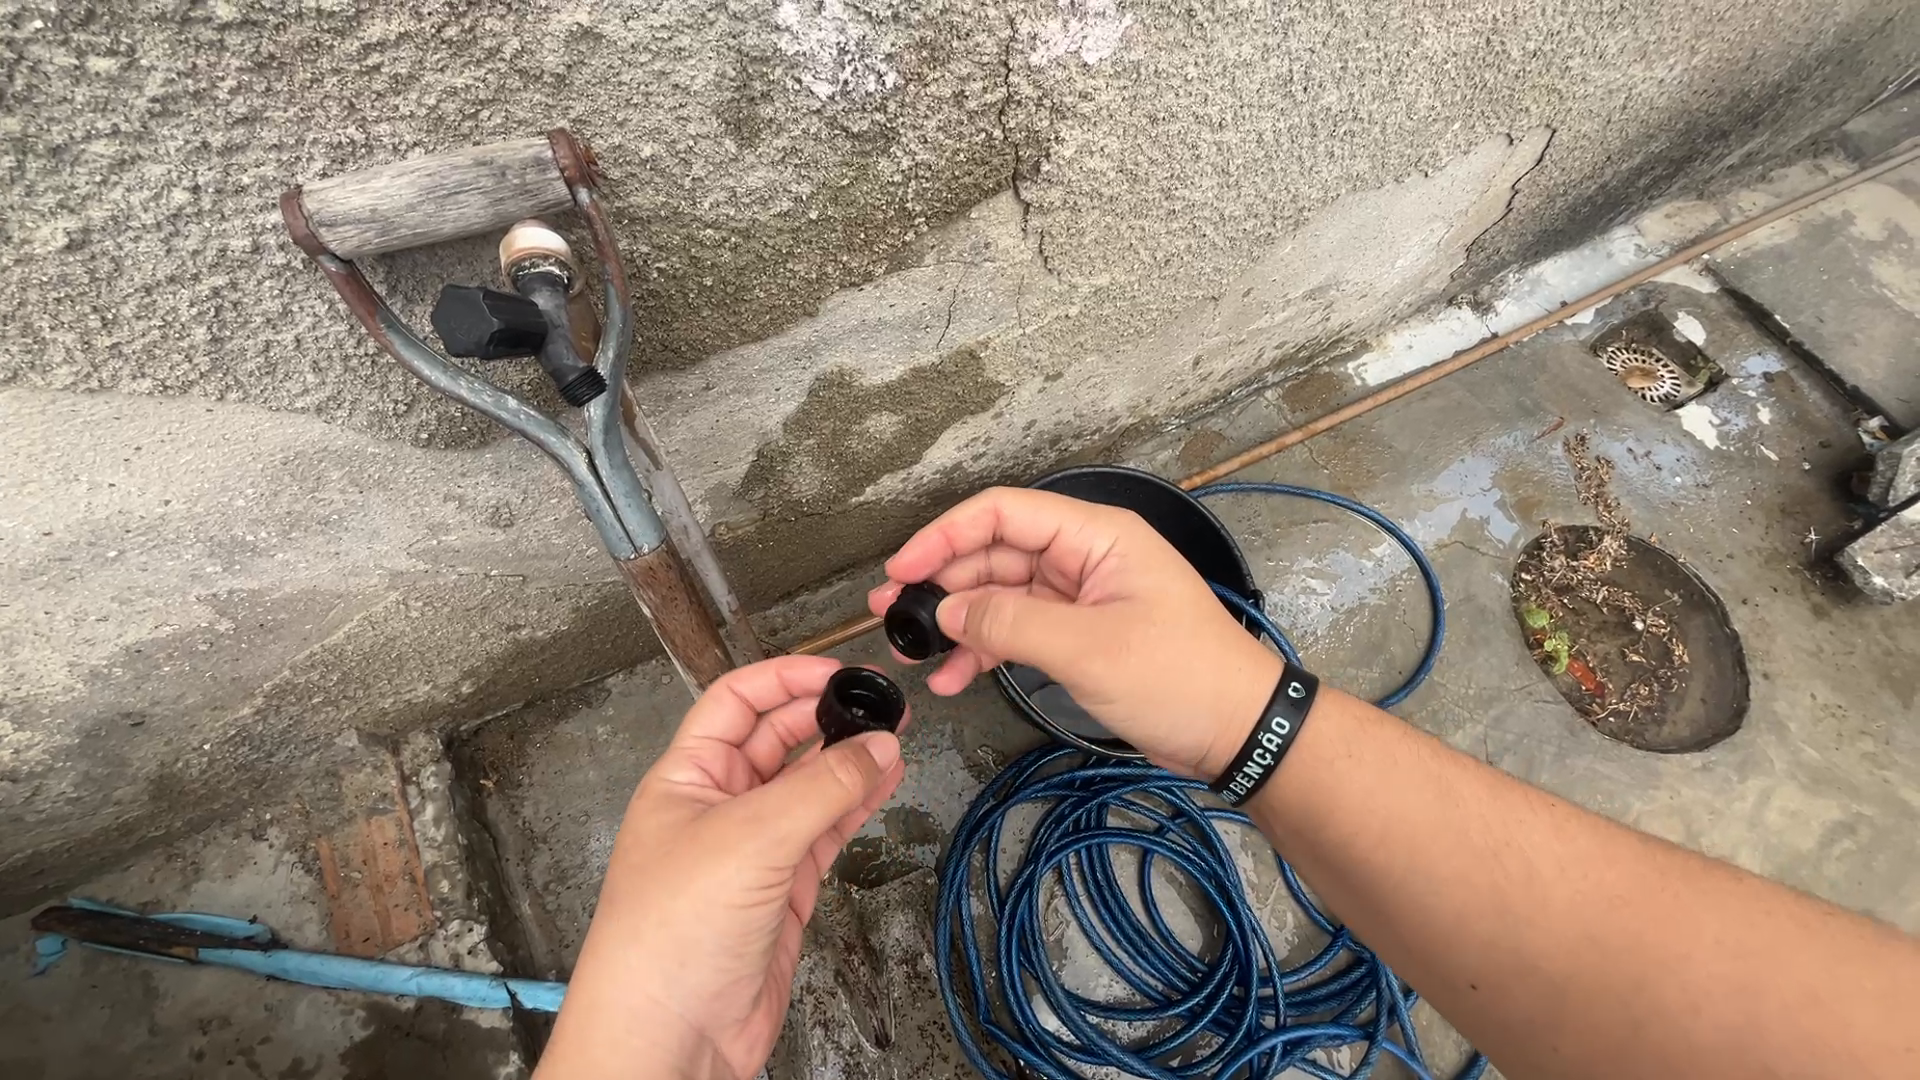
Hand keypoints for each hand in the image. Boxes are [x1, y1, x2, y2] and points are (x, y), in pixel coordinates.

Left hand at [536, 655, 905, 1079]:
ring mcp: (755, 843)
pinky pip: (827, 826)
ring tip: (894, 737)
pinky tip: (885, 781)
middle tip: (879, 703)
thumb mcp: (751, 839)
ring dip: (850, 758)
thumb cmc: (672, 934)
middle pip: (779, 737)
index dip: (785, 678)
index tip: (837, 673)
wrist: (672, 1043)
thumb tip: (882, 745)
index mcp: (689, 775)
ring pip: (810, 782)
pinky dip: (858, 802)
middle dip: (827, 716)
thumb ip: (824, 788)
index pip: (738, 701)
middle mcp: (721, 801)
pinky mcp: (785, 882)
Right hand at [867, 486, 1278, 778]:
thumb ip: (1009, 624)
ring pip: (999, 595)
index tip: (902, 570)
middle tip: (890, 614)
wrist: (1236, 732)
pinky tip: (951, 677)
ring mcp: (1076, 597)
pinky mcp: (1075, 634)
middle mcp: (1081, 557)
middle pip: (994, 554)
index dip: (945, 535)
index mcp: (1094, 536)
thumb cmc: (1178, 677)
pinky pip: (1016, 631)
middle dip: (941, 582)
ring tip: (908, 649)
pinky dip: (983, 651)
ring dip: (955, 621)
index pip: (1002, 513)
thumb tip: (945, 612)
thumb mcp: (1088, 648)